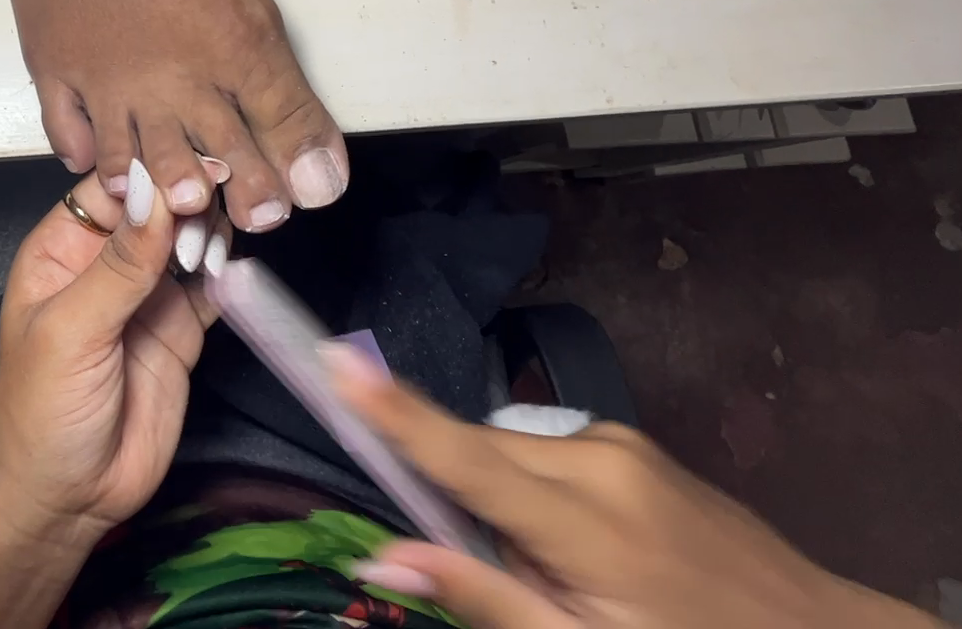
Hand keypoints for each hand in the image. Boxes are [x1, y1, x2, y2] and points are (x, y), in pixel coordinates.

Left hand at [0, 162, 227, 551]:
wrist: (73, 497)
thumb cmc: (44, 410)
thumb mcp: (72, 331)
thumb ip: (118, 265)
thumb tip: (153, 190)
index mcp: (63, 249)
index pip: (109, 188)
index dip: (148, 174)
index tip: (190, 167)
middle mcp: (108, 260)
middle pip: (156, 207)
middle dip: (186, 199)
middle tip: (214, 204)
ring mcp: (149, 292)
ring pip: (189, 238)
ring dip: (211, 231)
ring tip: (219, 243)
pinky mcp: (183, 325)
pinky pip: (212, 283)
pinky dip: (229, 271)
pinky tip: (236, 267)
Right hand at [324, 350, 943, 628]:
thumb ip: (483, 601)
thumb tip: (380, 558)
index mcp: (589, 529)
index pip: (464, 458)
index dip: (394, 410)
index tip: (335, 359)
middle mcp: (595, 460)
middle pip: (473, 449)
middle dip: (456, 490)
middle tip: (499, 566)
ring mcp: (616, 441)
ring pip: (503, 448)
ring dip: (496, 493)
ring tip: (552, 563)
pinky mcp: (626, 436)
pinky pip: (541, 449)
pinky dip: (531, 485)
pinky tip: (579, 536)